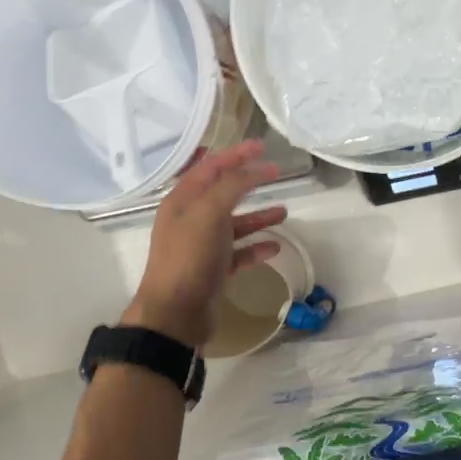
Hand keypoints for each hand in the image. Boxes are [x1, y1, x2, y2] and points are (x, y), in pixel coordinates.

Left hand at [125, 141, 286, 347]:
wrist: (176, 313)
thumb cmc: (190, 258)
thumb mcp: (210, 213)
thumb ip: (232, 186)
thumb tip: (255, 168)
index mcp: (182, 201)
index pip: (210, 167)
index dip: (235, 154)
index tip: (262, 146)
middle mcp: (189, 220)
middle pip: (222, 193)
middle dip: (248, 181)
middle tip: (275, 172)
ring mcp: (201, 247)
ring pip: (234, 224)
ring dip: (257, 216)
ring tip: (284, 211)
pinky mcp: (213, 270)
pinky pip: (238, 253)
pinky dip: (255, 247)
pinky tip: (274, 247)